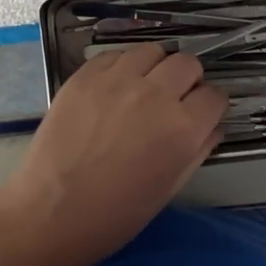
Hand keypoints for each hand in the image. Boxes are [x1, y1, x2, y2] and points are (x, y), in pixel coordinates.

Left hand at [0, 45, 226, 265]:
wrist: (51, 213)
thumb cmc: (115, 214)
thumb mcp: (169, 189)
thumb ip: (198, 151)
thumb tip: (212, 127)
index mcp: (182, 129)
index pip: (215, 96)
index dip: (210, 106)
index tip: (201, 114)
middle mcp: (154, 95)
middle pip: (187, 64)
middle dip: (188, 80)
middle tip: (174, 100)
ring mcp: (116, 81)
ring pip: (152, 51)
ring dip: (156, 67)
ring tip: (144, 88)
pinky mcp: (84, 77)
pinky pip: (115, 55)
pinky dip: (122, 66)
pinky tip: (114, 89)